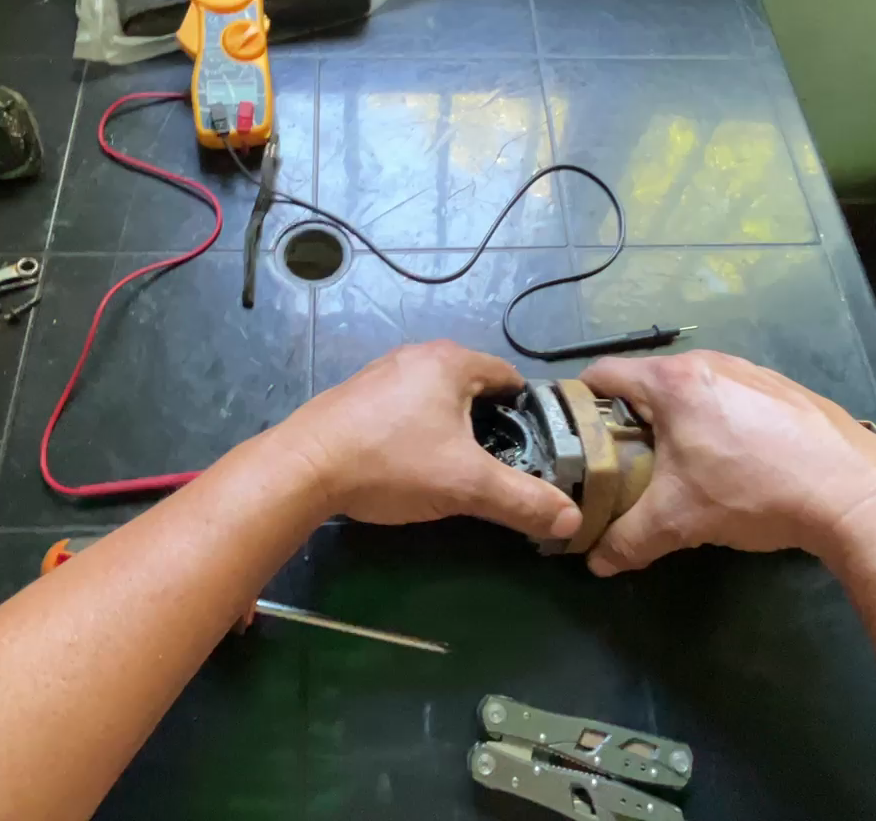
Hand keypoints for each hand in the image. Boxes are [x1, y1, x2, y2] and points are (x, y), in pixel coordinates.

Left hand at [275, 341, 582, 539]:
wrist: (305, 467)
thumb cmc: (392, 463)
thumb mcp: (466, 485)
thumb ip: (522, 500)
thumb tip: (571, 520)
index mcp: (451, 362)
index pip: (508, 378)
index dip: (528, 412)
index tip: (536, 448)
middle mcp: (418, 355)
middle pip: (473, 385)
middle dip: (490, 421)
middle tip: (499, 463)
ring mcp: (383, 370)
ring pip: (437, 395)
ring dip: (452, 424)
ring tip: (457, 465)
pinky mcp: (358, 392)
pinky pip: (405, 404)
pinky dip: (418, 426)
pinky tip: (410, 458)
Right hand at [579, 351, 875, 574]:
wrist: (859, 495)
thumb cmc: (754, 492)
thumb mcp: (681, 521)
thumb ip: (629, 540)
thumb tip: (595, 563)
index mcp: (671, 381)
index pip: (601, 373)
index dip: (580, 402)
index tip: (579, 437)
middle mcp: (706, 362)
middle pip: (645, 381)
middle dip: (630, 417)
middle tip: (628, 459)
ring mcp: (749, 369)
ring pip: (690, 387)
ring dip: (675, 417)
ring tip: (683, 461)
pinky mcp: (783, 386)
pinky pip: (729, 393)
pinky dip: (717, 417)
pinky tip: (738, 458)